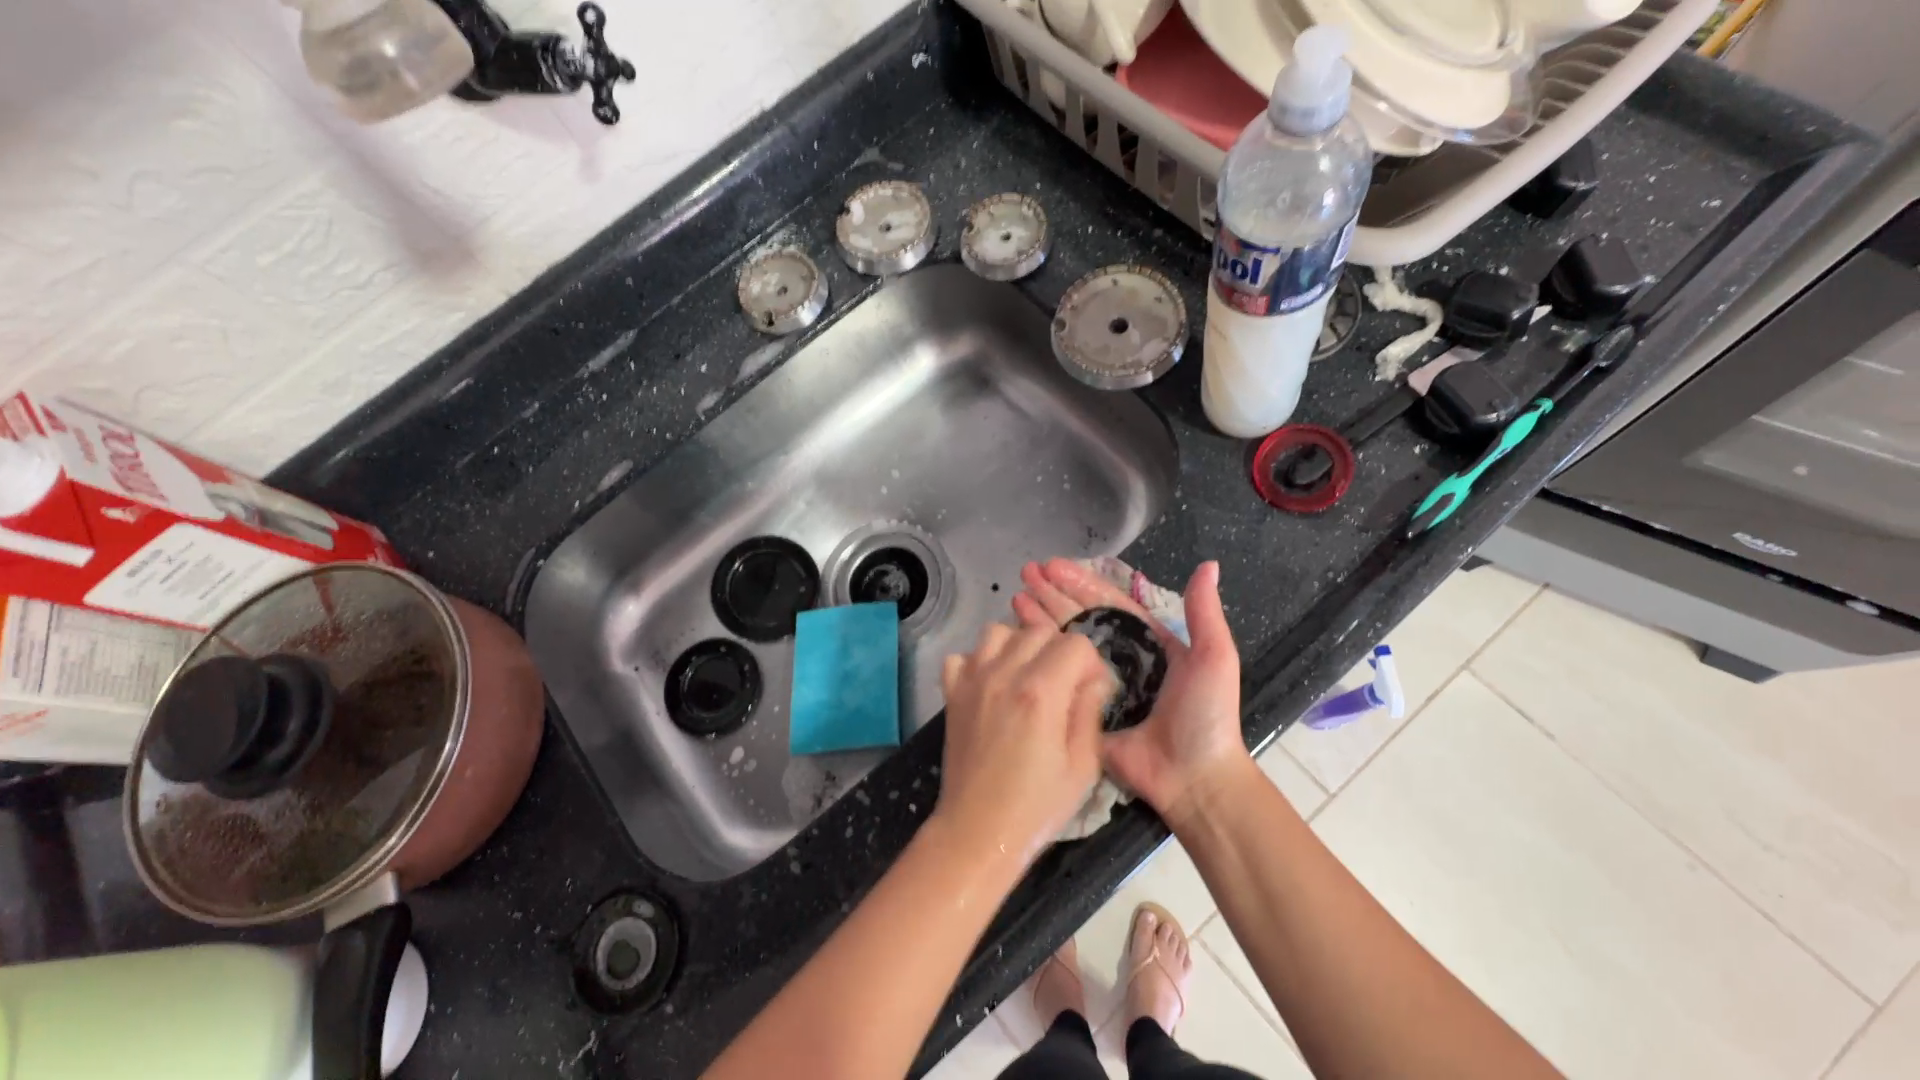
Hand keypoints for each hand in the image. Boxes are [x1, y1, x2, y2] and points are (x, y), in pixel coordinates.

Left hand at [934, 622, 1113, 867]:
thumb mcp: (1084, 766)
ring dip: (1019, 647)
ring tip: (1028, 679)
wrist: (978, 831)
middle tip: (1064, 686)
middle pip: (1038, 631)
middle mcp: (1003, 674)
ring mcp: (972, 681)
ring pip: (998, 632)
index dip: (1090, 663)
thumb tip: (1093, 680)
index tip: (1091, 690)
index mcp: (1041, 692)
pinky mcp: (951, 693)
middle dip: (1059, 651)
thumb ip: (1090, 712)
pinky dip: (980, 661)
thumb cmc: (1037, 806)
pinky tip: (992, 687)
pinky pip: (964, 655)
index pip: (1074, 643)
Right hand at [1012, 559, 1252, 830]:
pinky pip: (1056, 683)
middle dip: (1052, 594)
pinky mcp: (1081, 713)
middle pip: (1080, 619)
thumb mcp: (1214, 658)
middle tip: (1025, 573)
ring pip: (1063, 645)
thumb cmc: (1205, 715)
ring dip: (1039, 620)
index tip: (1052, 566)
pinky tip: (1016, 640)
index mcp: (1148, 644)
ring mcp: (1097, 688)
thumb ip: (1204, 613)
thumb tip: (1208, 564)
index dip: (1080, 583)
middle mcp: (1119, 660)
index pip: (1108, 604)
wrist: (1193, 777)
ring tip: (1014, 597)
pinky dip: (1037, 660)